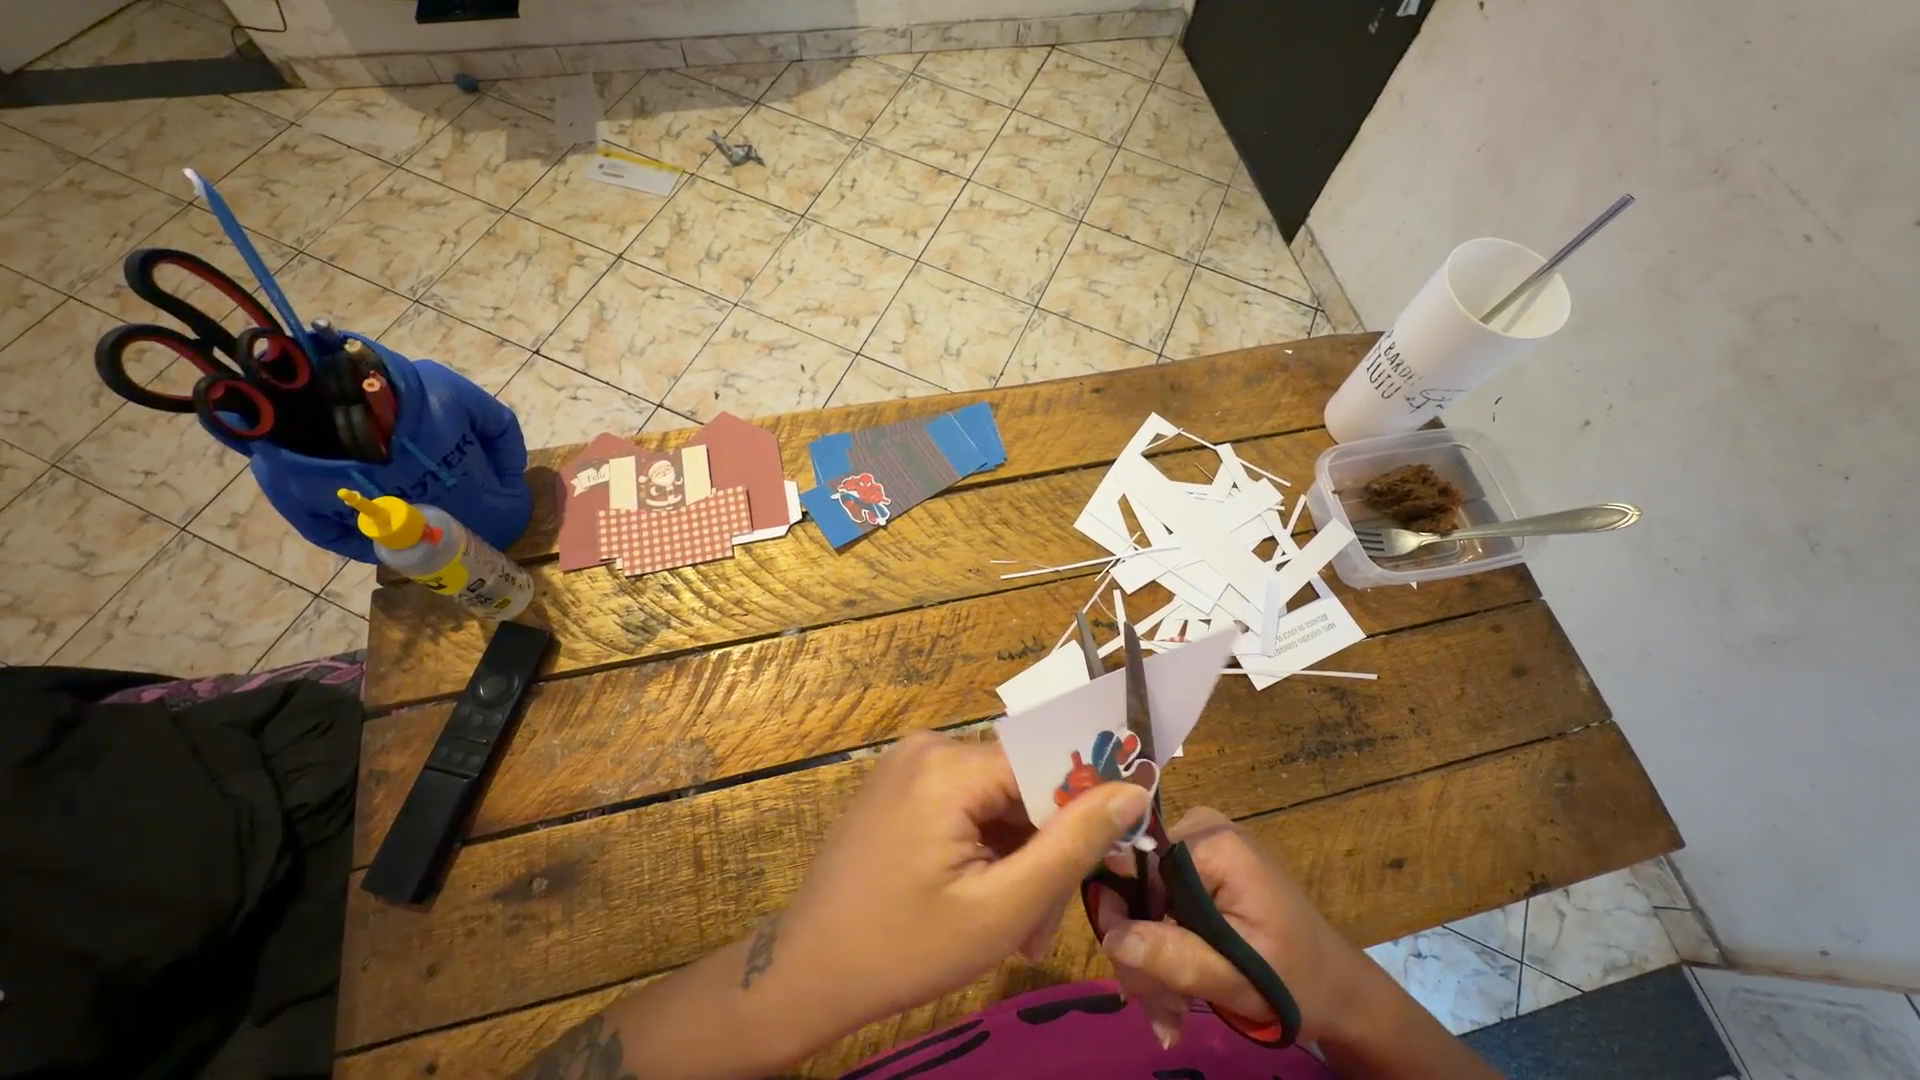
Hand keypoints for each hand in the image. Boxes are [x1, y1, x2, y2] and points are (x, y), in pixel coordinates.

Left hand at [770, 732, 1151, 1045]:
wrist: (805, 973)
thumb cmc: (903, 949)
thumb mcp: (1001, 907)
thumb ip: (1072, 845)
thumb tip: (1134, 789)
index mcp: (949, 766)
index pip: (1049, 762)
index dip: (1087, 808)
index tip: (1112, 860)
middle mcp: (929, 747)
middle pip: (1022, 785)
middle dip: (1045, 850)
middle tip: (1047, 921)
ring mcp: (908, 766)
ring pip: (998, 801)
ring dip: (1018, 858)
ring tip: (1018, 927)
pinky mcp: (899, 788)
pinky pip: (966, 806)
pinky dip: (986, 850)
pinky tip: (986, 902)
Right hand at [1094, 806, 1369, 1048]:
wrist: (1339, 988)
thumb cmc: (1298, 982)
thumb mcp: (1236, 979)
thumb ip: (1174, 956)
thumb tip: (1111, 936)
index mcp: (1211, 842)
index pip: (1131, 864)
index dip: (1119, 916)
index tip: (1133, 975)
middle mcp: (1200, 826)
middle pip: (1135, 883)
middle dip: (1138, 951)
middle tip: (1162, 1012)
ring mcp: (1201, 841)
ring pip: (1142, 896)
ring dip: (1149, 958)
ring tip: (1172, 1014)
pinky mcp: (1202, 861)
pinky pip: (1160, 897)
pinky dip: (1162, 945)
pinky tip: (1176, 991)